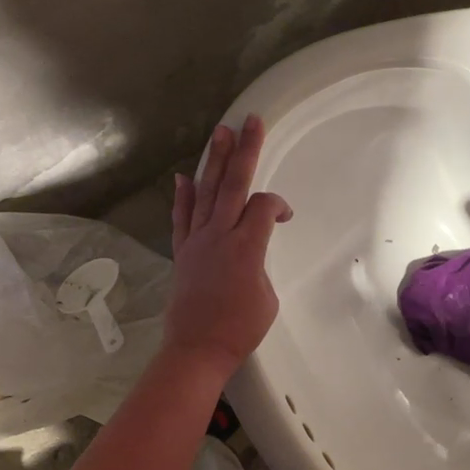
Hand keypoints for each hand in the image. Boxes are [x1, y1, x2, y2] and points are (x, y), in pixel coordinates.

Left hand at [164, 116, 292, 378]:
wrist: (197, 348)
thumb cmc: (240, 329)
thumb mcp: (267, 297)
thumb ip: (259, 265)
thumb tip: (248, 256)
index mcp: (247, 247)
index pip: (265, 207)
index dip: (280, 205)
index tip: (286, 216)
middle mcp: (220, 235)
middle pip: (235, 184)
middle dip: (245, 151)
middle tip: (250, 121)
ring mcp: (197, 241)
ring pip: (206, 192)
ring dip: (215, 161)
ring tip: (220, 132)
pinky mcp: (182, 252)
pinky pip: (182, 217)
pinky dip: (183, 196)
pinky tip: (184, 176)